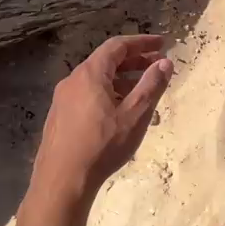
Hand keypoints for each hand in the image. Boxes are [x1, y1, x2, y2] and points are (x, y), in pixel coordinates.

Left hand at [29, 34, 173, 211]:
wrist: (61, 182)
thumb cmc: (102, 145)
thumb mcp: (135, 115)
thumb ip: (152, 85)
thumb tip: (165, 62)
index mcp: (90, 75)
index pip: (118, 46)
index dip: (142, 43)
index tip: (163, 44)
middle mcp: (72, 81)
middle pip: (107, 61)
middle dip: (135, 61)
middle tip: (158, 67)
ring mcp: (62, 100)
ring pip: (98, 80)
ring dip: (123, 80)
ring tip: (144, 93)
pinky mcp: (59, 117)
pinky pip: (88, 95)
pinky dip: (109, 94)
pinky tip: (121, 113)